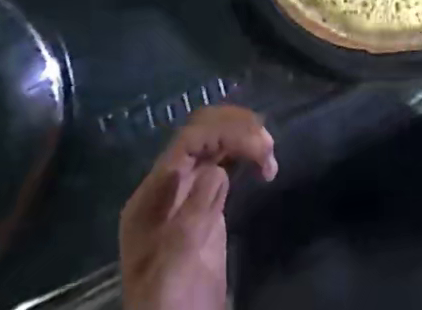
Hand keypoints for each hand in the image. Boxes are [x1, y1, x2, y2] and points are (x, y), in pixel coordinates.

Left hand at [119, 105, 277, 309]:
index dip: (225, 132)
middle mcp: (168, 187)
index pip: (188, 141)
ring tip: (269, 159)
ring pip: (217, 141)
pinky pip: (226, 160)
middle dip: (238, 129)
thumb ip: (191, 214)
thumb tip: (214, 169)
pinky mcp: (208, 201)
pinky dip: (248, 154)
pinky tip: (264, 167)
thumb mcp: (175, 264)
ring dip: (246, 138)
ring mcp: (188, 193)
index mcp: (152, 198)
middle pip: (202, 132)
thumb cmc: (169, 304)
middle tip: (267, 149)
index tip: (259, 148)